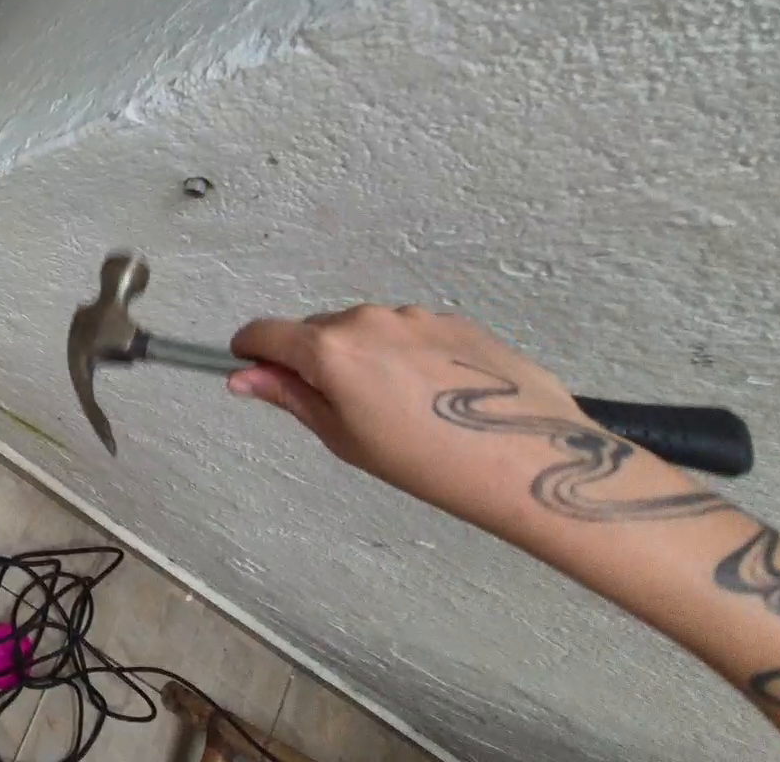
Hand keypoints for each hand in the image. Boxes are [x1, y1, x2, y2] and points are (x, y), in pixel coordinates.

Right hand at [227, 305, 600, 532]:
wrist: (537, 464)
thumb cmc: (425, 463)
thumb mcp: (342, 437)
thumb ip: (288, 396)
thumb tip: (241, 377)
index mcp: (327, 348)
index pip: (263, 332)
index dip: (250, 351)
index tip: (256, 373)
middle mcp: (364, 318)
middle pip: (314, 330)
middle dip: (312, 358)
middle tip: (343, 406)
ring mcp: (414, 316)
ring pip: (363, 329)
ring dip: (362, 355)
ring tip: (401, 403)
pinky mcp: (457, 321)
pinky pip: (408, 331)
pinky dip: (405, 354)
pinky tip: (437, 394)